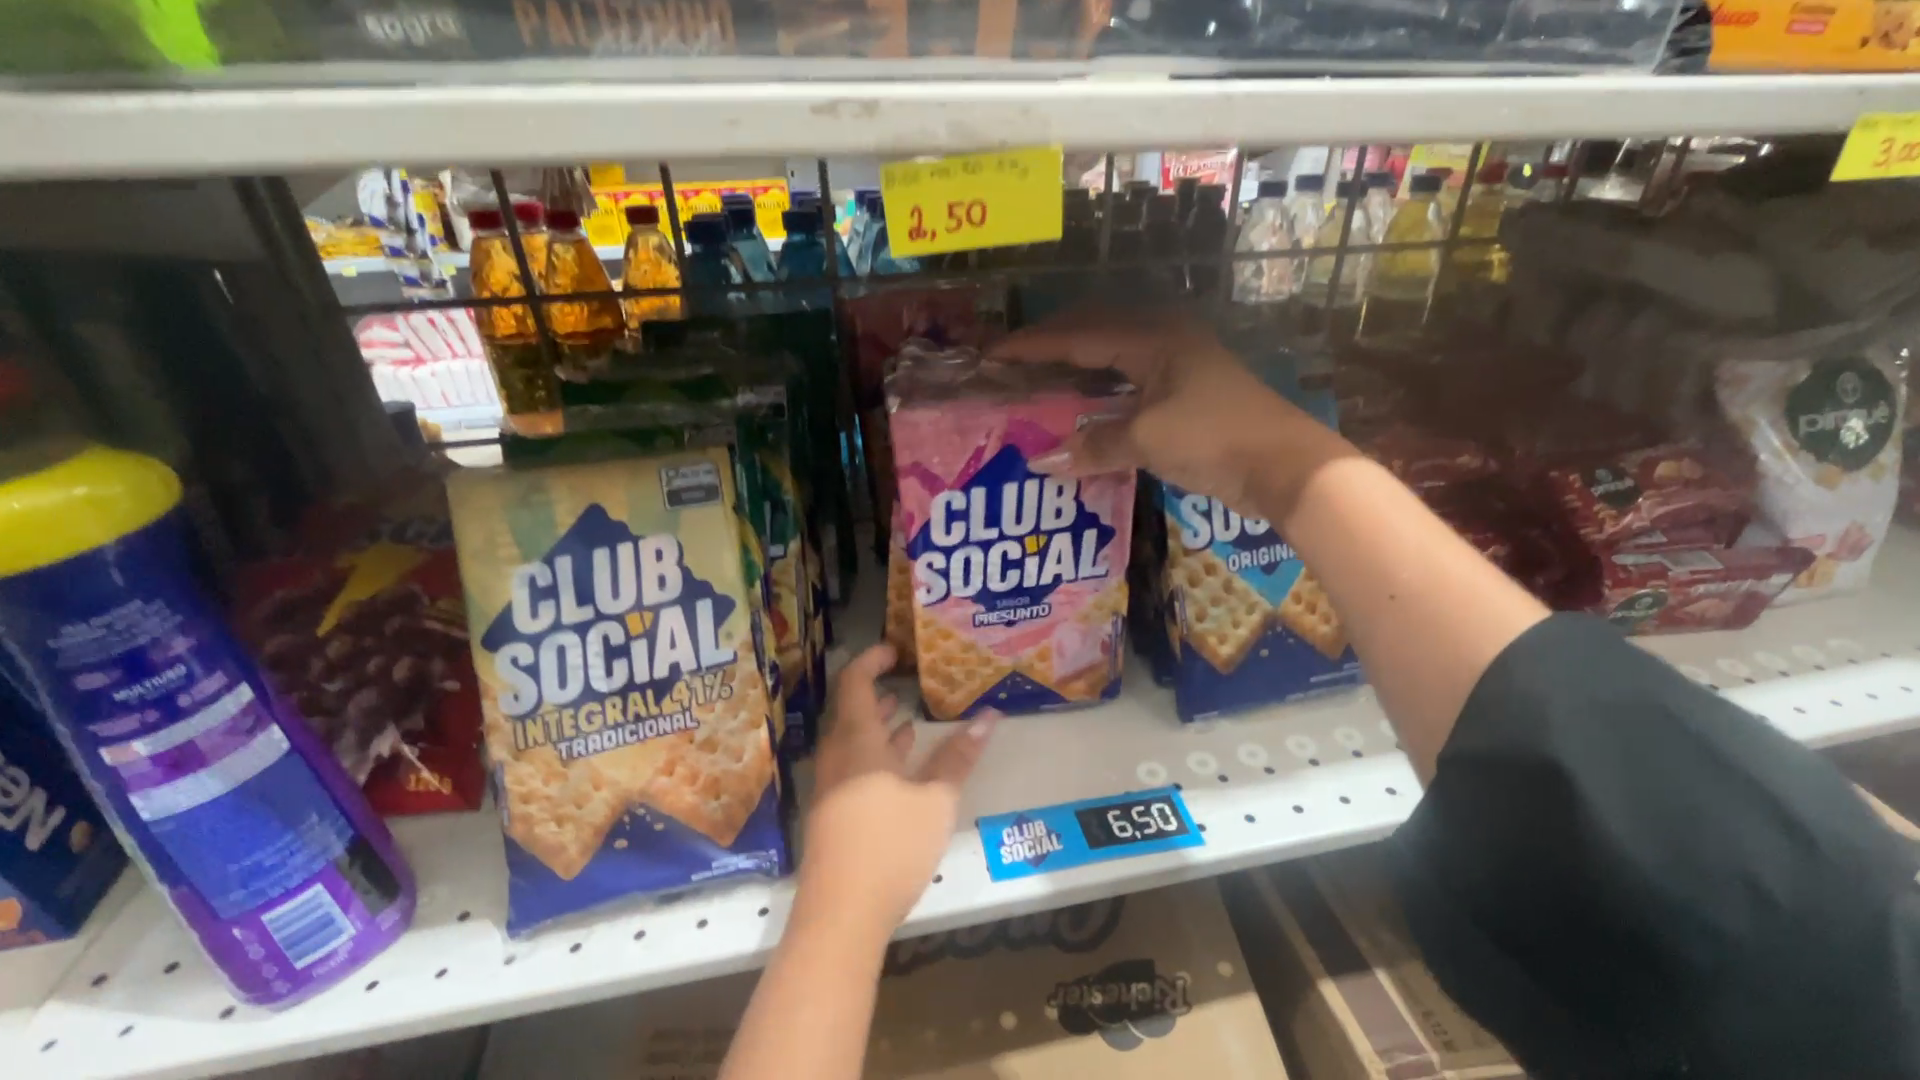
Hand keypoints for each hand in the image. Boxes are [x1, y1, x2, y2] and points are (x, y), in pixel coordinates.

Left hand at [800, 644, 996, 932]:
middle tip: (909, 679)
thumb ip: (958, 757)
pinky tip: (899, 766)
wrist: (841, 915)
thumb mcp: (935, 800)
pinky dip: (876, 753)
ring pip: (852, 741)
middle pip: (850, 711)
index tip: (896, 650)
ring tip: (909, 714)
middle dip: (877, 692)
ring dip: (878, 724)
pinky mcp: (834, 813)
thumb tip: (988, 716)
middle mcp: (837, 757)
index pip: (854, 683)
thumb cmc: (890, 846)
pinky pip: (853, 766)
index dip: (872, 660)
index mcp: (857, 742)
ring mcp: (831, 787)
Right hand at [989, 307, 1348, 515]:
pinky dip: (1102, 384)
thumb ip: (1093, 445)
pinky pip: (1132, 373)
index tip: (991, 353)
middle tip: (1012, 361)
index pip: (1077, 336)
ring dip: (1077, 362)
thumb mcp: (1147, 441)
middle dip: (1051, 344)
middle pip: (1095, 331)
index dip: (1031, 345)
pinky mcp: (1191, 385)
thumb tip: (1041, 461)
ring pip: (1115, 351)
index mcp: (1152, 337)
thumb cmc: (1214, 439)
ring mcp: (1182, 359)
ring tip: (1041, 377)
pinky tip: (1087, 400)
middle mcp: (1165, 336)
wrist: (1285, 464)